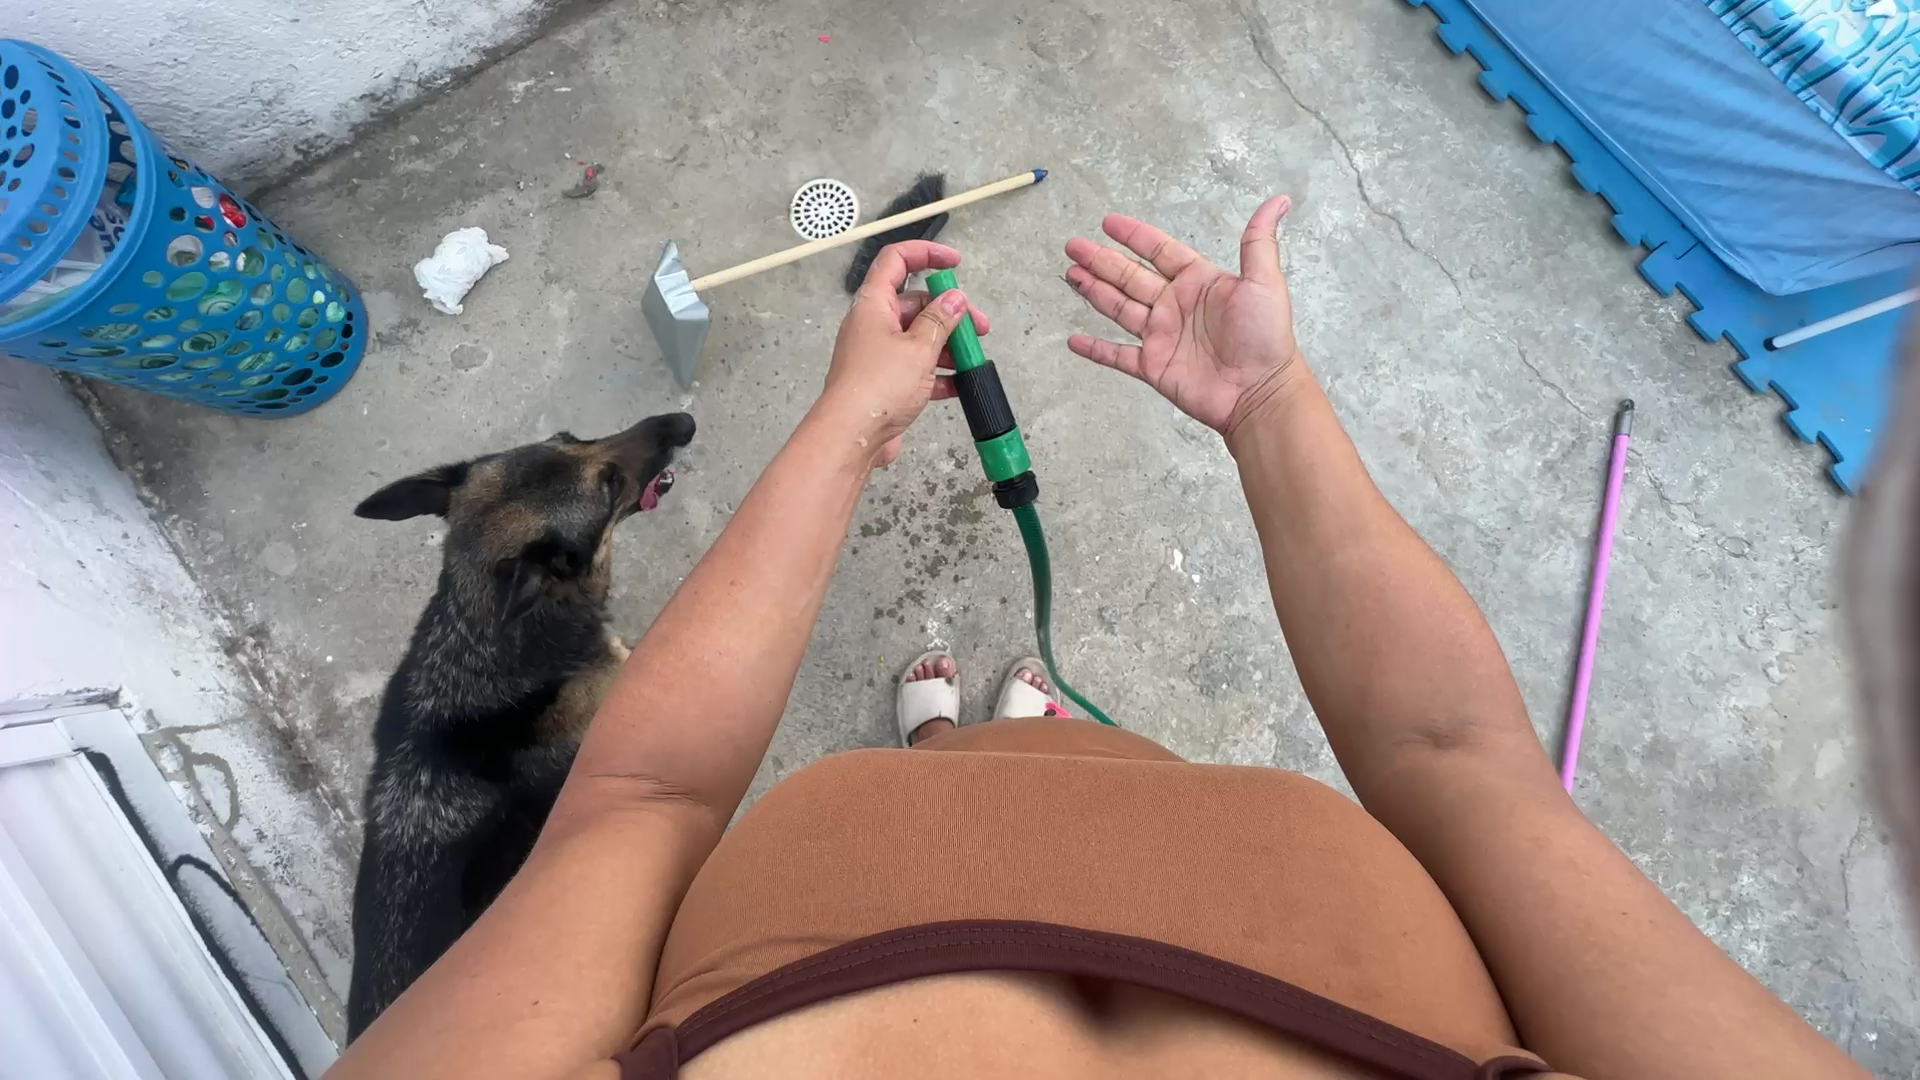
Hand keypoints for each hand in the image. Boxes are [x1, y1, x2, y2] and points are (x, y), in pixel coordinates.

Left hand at [821, 240, 990, 467]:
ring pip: (918, 339)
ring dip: (947, 347)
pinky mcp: (884, 383)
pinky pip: (915, 370)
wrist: (852, 435)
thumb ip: (940, 320)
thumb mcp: (919, 348)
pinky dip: (937, 374)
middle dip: (950, 314)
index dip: (926, 254)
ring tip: (972, 360)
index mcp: (873, 305)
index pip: (896, 261)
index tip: (955, 263)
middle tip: (978, 328)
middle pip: (915, 305)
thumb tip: (954, 299)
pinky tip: (958, 385)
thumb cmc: (877, 387)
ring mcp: (877, 356)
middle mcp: (872, 326)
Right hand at [1064, 196, 1304, 436]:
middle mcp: (1174, 306)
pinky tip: (1074, 340)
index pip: (1159, 251)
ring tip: (1071, 274)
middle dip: (1100, 261)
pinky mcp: (1152, 366)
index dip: (1134, 236)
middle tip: (1074, 246)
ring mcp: (1161, 337)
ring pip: (1119, 308)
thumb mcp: (1264, 282)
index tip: (1109, 223)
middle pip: (1129, 276)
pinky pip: (1117, 355)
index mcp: (1197, 282)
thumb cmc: (1265, 338)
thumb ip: (1258, 241)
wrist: (1257, 391)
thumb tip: (1278, 201)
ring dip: (1094, 291)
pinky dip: (1095, 349)